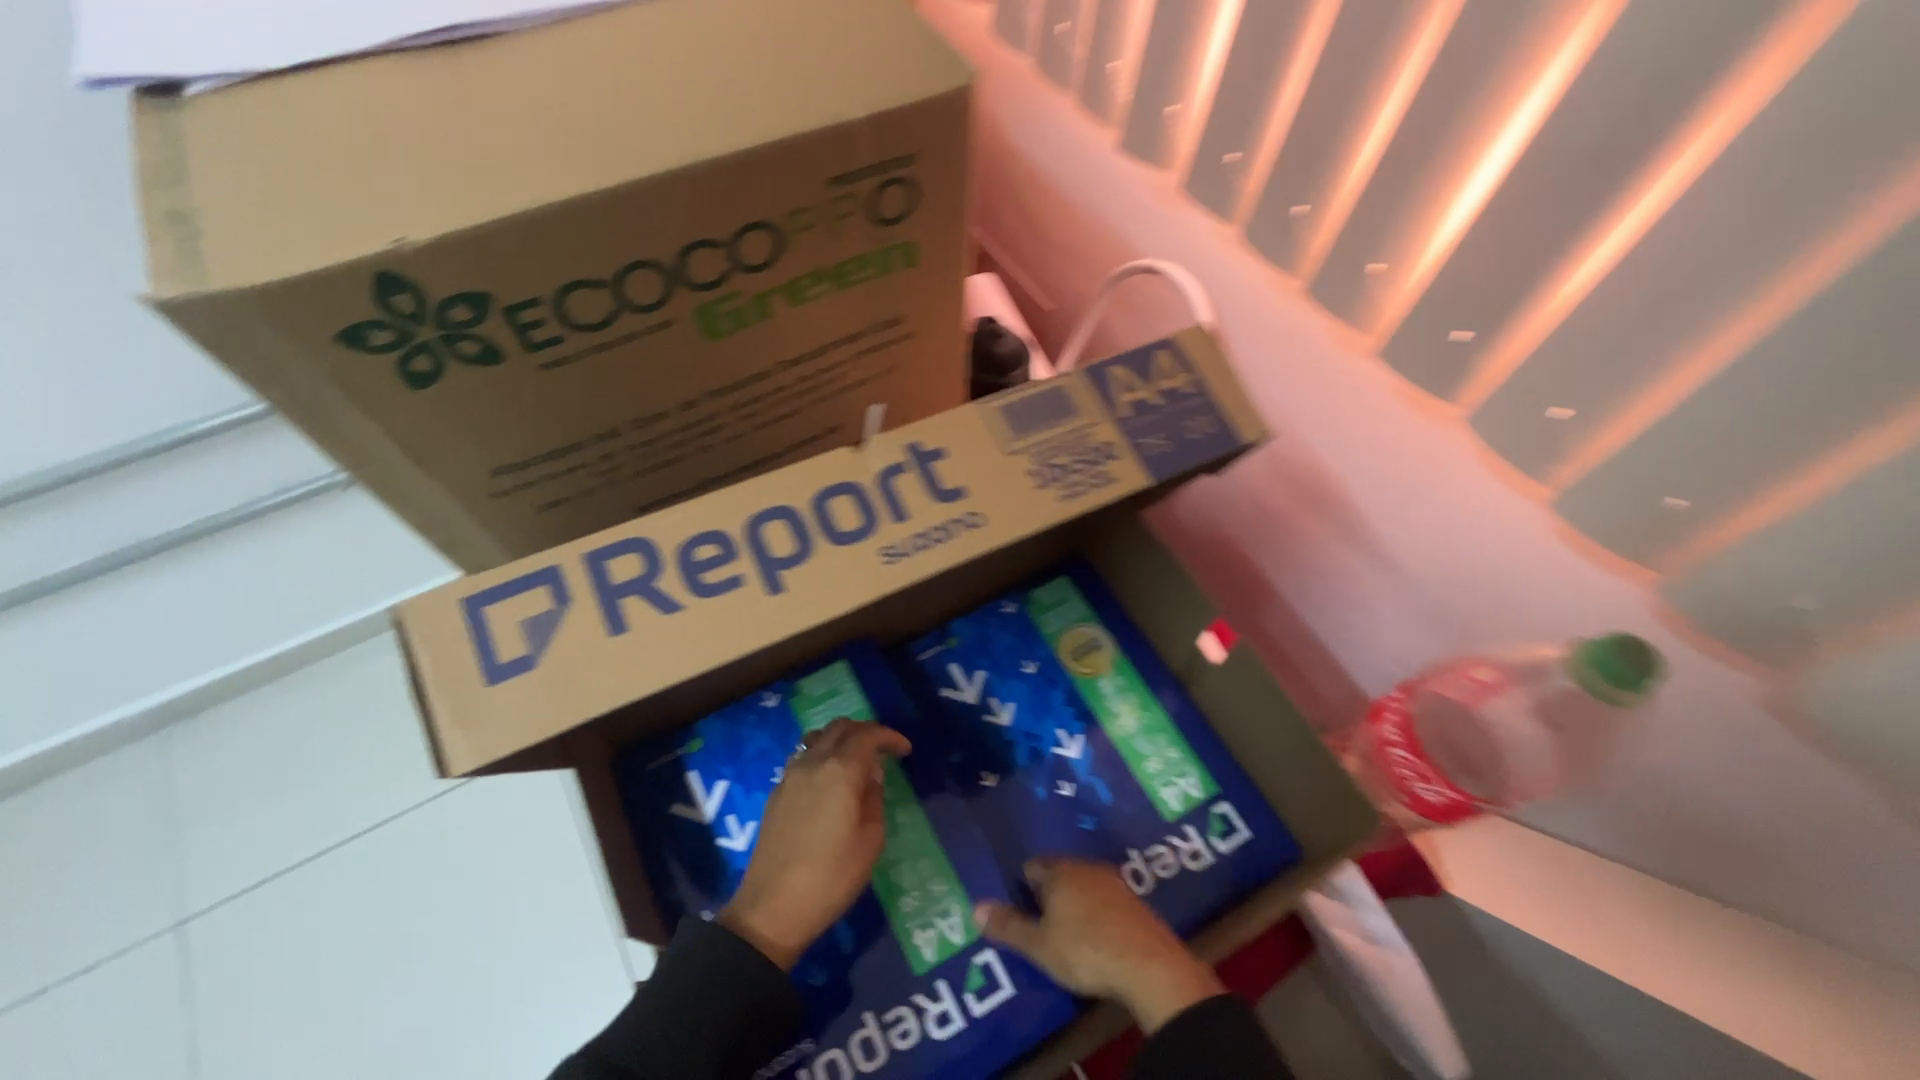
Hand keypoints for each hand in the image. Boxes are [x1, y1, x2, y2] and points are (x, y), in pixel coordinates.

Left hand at [719, 717, 911, 969]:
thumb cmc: (832, 877)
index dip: (889, 736)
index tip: (905, 750)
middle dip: (865, 732)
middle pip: (839, 728)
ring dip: (840, 741)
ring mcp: (789, 776)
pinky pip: (803, 758)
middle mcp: (812, 763)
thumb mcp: (870, 841)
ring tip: (857, 764)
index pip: (867, 735)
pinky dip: (822, 756)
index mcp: (840, 771)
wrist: (772, 908)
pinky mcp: (776, 793)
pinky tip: (831, 783)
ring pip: (817, 739)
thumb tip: (871, 775)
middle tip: (884, 751)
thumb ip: (874, 799)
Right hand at [974, 857, 1225, 1032]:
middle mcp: (1087, 868)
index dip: (1021, 887)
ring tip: (1065, 932)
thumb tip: (976, 907)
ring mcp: (1115, 884)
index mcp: (1060, 872)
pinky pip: (1105, 901)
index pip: (1032, 867)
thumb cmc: (1086, 951)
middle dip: (1047, 893)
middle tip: (1038, 924)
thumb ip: (1009, 926)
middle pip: (1059, 873)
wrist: (1150, 967)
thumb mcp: (1039, 946)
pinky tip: (1095, 938)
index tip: (1017, 910)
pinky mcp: (1135, 904)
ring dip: (1074, 903)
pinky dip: (1096, 914)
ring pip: (1084, 886)